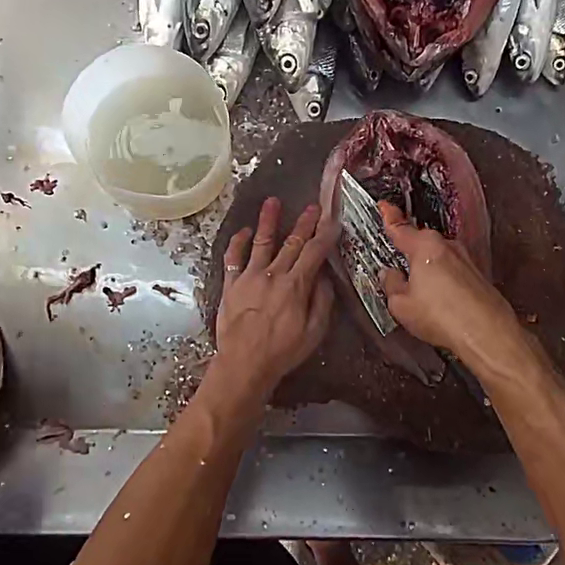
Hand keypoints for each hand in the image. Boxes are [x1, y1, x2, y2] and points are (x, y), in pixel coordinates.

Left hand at [209, 197, 335, 401]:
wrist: (244, 363)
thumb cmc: (282, 351)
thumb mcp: (314, 331)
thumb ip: (321, 301)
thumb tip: (324, 277)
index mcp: (296, 285)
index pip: (314, 253)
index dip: (325, 235)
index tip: (333, 220)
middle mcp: (273, 274)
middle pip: (291, 243)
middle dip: (303, 223)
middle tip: (311, 207)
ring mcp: (249, 277)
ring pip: (261, 242)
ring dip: (268, 221)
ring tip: (272, 202)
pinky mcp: (231, 284)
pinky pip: (233, 258)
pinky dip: (238, 242)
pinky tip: (243, 231)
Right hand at [376, 200, 522, 363]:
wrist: (487, 334)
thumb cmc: (443, 317)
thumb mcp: (401, 304)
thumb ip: (391, 284)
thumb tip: (390, 275)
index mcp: (424, 247)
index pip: (401, 228)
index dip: (389, 216)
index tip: (384, 206)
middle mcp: (447, 247)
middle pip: (420, 244)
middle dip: (408, 254)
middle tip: (396, 272)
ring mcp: (466, 260)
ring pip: (437, 259)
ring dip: (426, 271)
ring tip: (419, 296)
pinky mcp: (478, 276)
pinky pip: (451, 272)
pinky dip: (442, 282)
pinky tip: (438, 303)